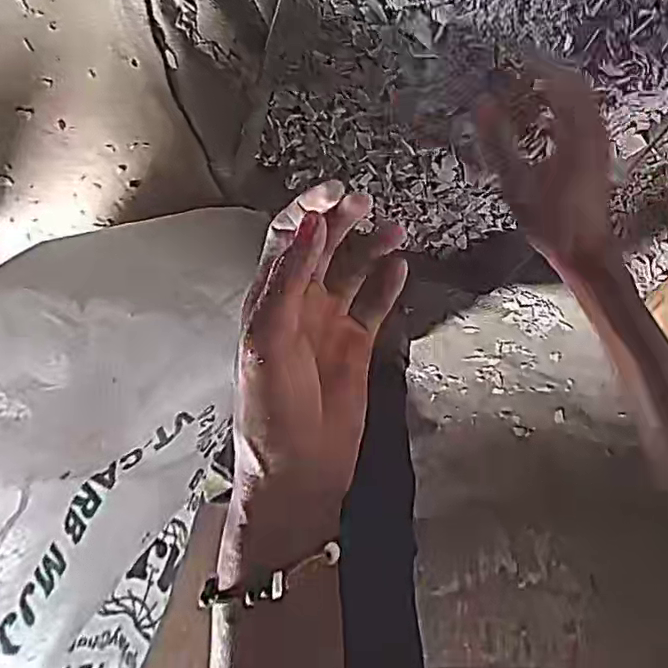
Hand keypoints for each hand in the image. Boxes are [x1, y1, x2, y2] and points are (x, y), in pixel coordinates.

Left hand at [234, 183, 407, 535]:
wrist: (298, 475)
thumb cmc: (269, 415)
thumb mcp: (268, 341)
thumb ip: (288, 279)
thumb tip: (306, 227)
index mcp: (269, 298)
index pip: (287, 237)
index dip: (308, 209)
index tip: (335, 192)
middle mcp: (299, 304)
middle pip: (322, 247)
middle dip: (343, 221)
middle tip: (366, 202)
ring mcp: (329, 324)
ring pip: (352, 271)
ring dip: (371, 247)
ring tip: (394, 230)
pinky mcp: (355, 345)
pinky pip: (374, 304)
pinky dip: (387, 283)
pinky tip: (399, 267)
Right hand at [474, 61, 617, 267]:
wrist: (585, 252)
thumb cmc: (553, 222)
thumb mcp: (516, 182)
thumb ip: (497, 140)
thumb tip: (482, 105)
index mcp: (577, 135)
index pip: (561, 82)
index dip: (538, 65)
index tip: (516, 57)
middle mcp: (594, 133)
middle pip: (576, 84)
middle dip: (548, 71)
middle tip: (522, 66)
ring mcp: (600, 143)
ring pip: (583, 99)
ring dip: (558, 88)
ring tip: (530, 85)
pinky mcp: (599, 154)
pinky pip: (585, 115)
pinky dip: (565, 107)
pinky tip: (545, 117)